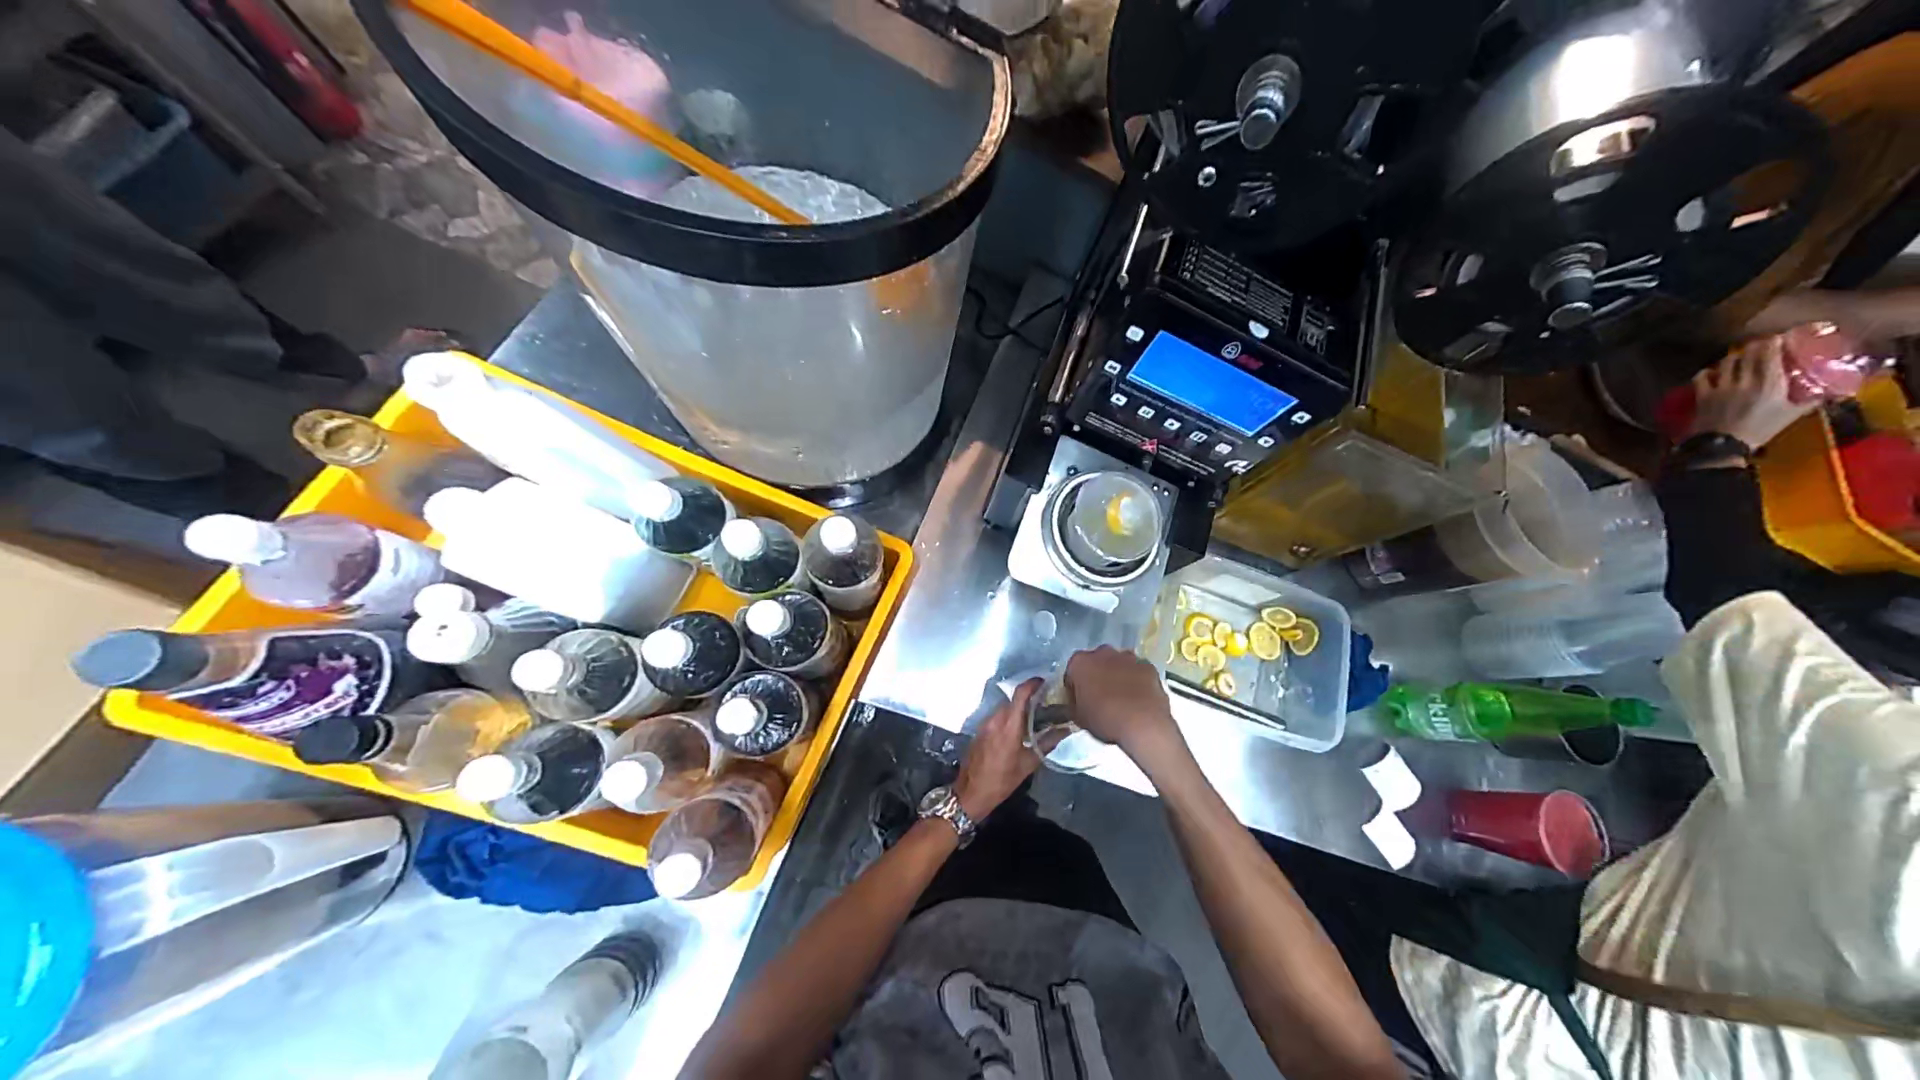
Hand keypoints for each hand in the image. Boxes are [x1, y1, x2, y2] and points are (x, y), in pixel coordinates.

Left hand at [952, 679, 1047, 821]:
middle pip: (1013, 700)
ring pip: (1005, 708)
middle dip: (1029, 699)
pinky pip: (996, 717)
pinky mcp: (979, 730)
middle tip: (1045, 704)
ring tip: (1035, 718)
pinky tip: (1018, 729)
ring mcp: (985, 724)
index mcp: (1008, 725)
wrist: (971, 792)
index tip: (1044, 682)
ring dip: (1018, 709)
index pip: (1020, 694)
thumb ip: (1047, 743)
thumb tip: (1066, 730)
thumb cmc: (1002, 780)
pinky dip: (1008, 718)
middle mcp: (995, 719)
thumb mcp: (1028, 763)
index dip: (1032, 684)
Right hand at [1065, 646, 1186, 766]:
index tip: (1079, 702)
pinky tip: (1139, 699)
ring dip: (1117, 676)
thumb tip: (1078, 704)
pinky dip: (1136, 681)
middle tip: (1100, 698)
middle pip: (1096, 663)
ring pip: (1118, 664)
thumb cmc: (1104, 719)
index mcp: (1080, 663)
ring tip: (1122, 699)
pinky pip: (1138, 671)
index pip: (1072, 673)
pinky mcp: (1148, 666)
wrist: (1143, 724)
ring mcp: (1128, 657)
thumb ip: (1074, 705)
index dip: (1074, 688)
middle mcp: (1103, 653)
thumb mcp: (1079, 718)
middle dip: (1097, 676)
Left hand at [1682, 336, 1818, 453]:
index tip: (1779, 338)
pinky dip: (1707, 372)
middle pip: (1747, 355)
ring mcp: (1720, 387)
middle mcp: (1744, 381)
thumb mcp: (1792, 414)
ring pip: (1725, 363)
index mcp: (1769, 383)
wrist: (1723, 445)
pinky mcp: (1702, 395)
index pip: (1770, 354)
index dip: (1773, 343)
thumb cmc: (1762, 429)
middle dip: (1754, 347)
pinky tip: (1712, 372)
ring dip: (1733, 358)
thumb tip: (1834, 391)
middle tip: (1760, 345)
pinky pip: (1701, 377)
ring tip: (1740, 357)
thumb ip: (1811, 399)